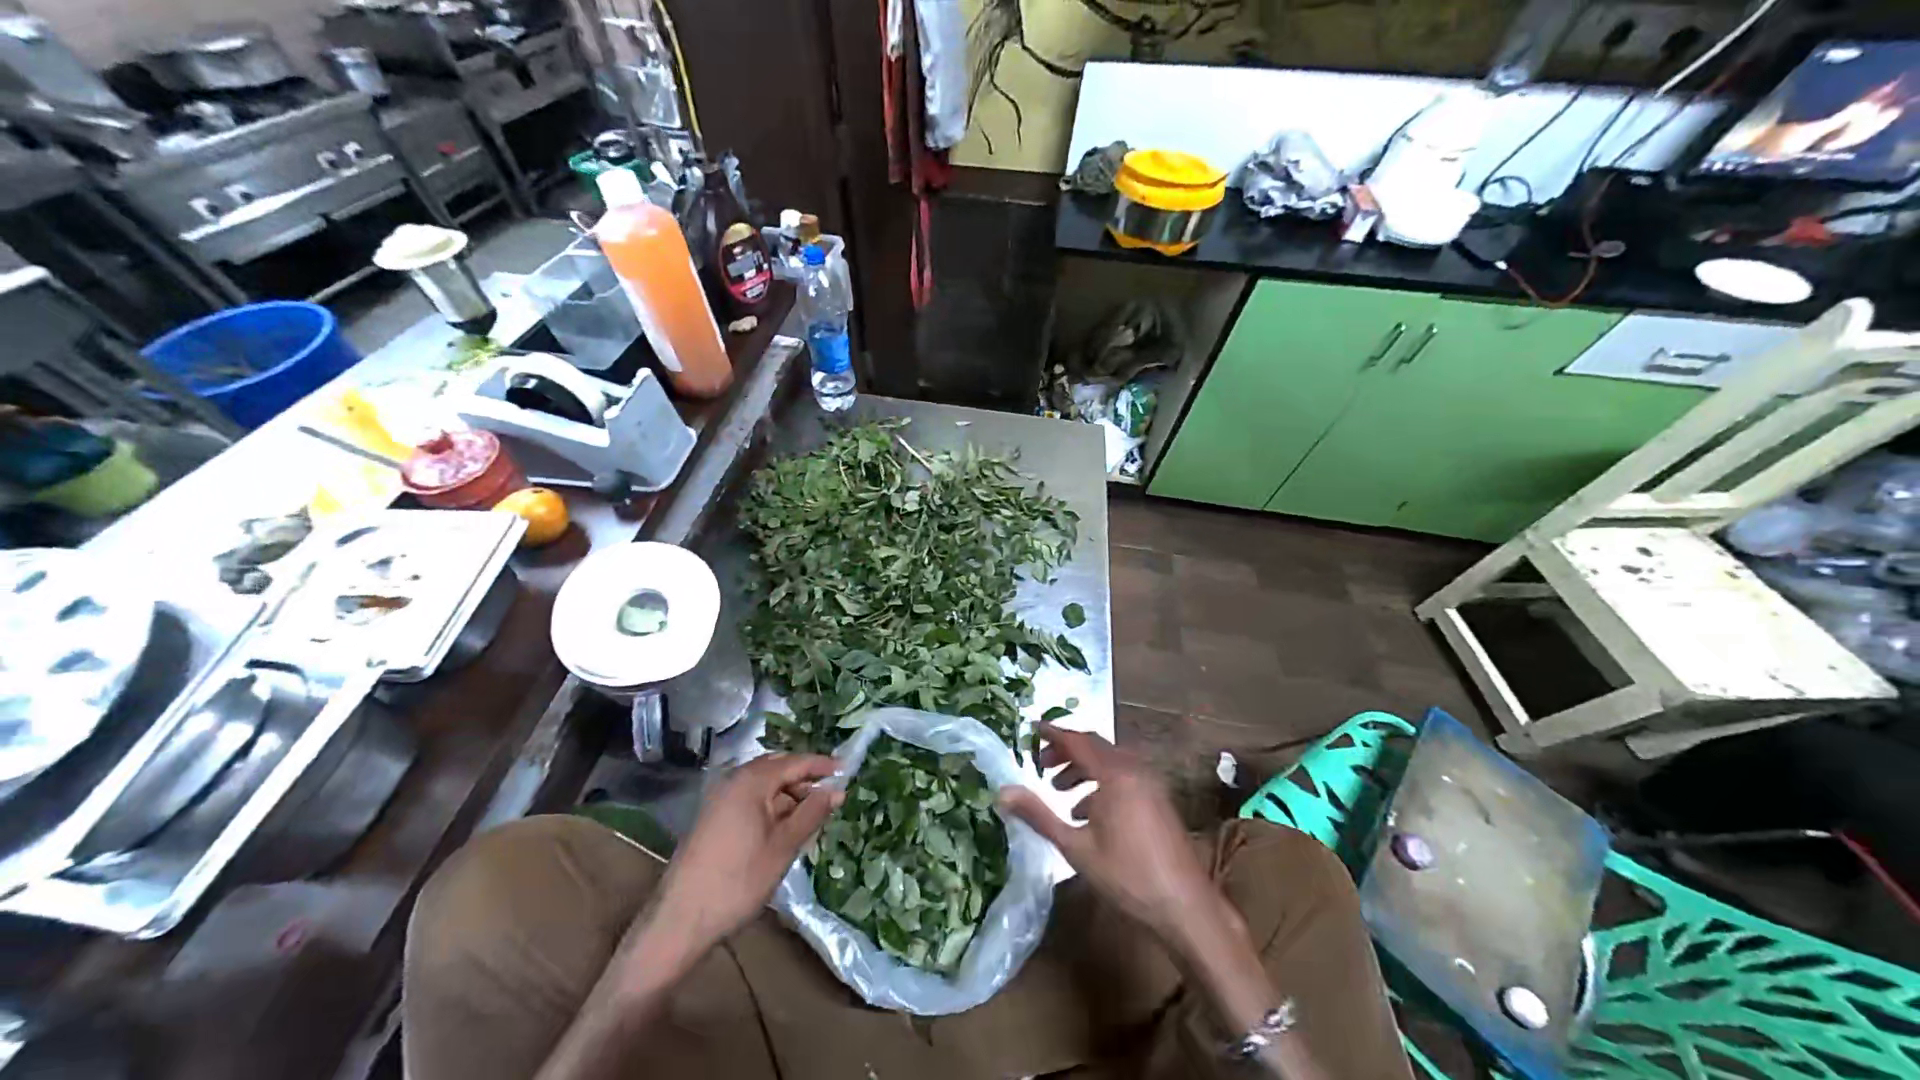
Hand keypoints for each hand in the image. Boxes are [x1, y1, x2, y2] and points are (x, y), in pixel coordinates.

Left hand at [649, 753, 842, 953]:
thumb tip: (836, 790)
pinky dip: (771, 807)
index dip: (822, 765)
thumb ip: (812, 813)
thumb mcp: (784, 846)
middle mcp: (733, 781)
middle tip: (831, 796)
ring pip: (763, 786)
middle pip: (777, 769)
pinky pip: (750, 800)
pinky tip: (785, 829)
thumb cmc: (739, 880)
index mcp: (751, 781)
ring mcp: (719, 799)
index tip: (847, 771)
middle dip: (805, 780)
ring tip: (812, 818)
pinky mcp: (712, 818)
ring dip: (789, 796)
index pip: (794, 761)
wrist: (681, 918)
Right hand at [998, 724, 1231, 949]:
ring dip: (1083, 769)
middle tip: (1040, 765)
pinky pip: (1124, 778)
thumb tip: (1001, 792)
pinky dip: (1101, 783)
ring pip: (1111, 763)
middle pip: (1096, 747)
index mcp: (1115, 775)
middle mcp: (1135, 771)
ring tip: (1059, 790)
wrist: (1185, 906)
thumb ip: (1038, 815)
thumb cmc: (1127, 875)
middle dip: (1066, 752)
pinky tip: (1086, 812)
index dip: (1053, 734)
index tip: (1031, 729)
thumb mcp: (1075, 847)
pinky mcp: (1158, 801)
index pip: (1078, 741)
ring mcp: (1151, 785)